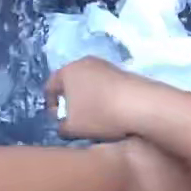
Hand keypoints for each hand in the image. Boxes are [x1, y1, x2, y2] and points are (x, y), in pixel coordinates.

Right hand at [46, 57, 171, 139]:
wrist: (140, 104)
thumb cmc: (99, 114)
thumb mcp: (72, 128)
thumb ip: (60, 126)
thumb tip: (63, 124)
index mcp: (66, 71)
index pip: (50, 87)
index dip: (51, 105)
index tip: (58, 120)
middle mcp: (83, 62)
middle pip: (70, 82)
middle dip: (70, 101)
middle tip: (74, 119)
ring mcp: (104, 64)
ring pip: (88, 83)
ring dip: (87, 98)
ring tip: (94, 118)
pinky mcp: (121, 70)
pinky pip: (104, 84)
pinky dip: (103, 96)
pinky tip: (110, 112)